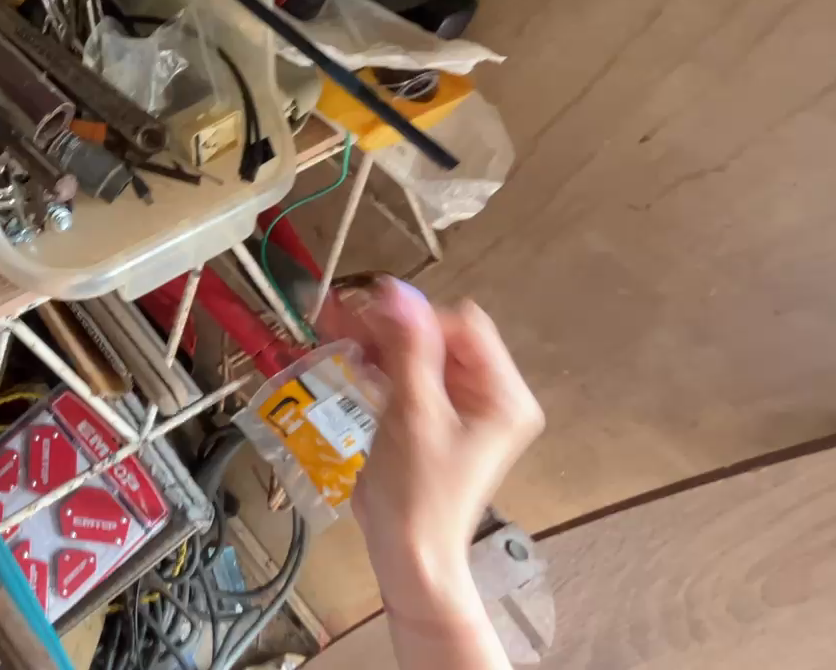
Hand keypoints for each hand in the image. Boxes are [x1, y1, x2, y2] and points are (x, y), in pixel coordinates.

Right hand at [320, 276, 542, 666]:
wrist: (406, 545)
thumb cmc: (418, 487)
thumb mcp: (413, 411)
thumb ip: (408, 347)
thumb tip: (395, 289)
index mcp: (501, 394)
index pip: (463, 326)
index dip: (415, 314)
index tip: (364, 312)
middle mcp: (485, 393)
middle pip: (437, 334)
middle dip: (388, 324)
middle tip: (337, 316)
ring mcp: (456, 403)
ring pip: (415, 348)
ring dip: (376, 338)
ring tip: (333, 332)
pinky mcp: (427, 411)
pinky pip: (404, 369)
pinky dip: (376, 359)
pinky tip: (349, 358)